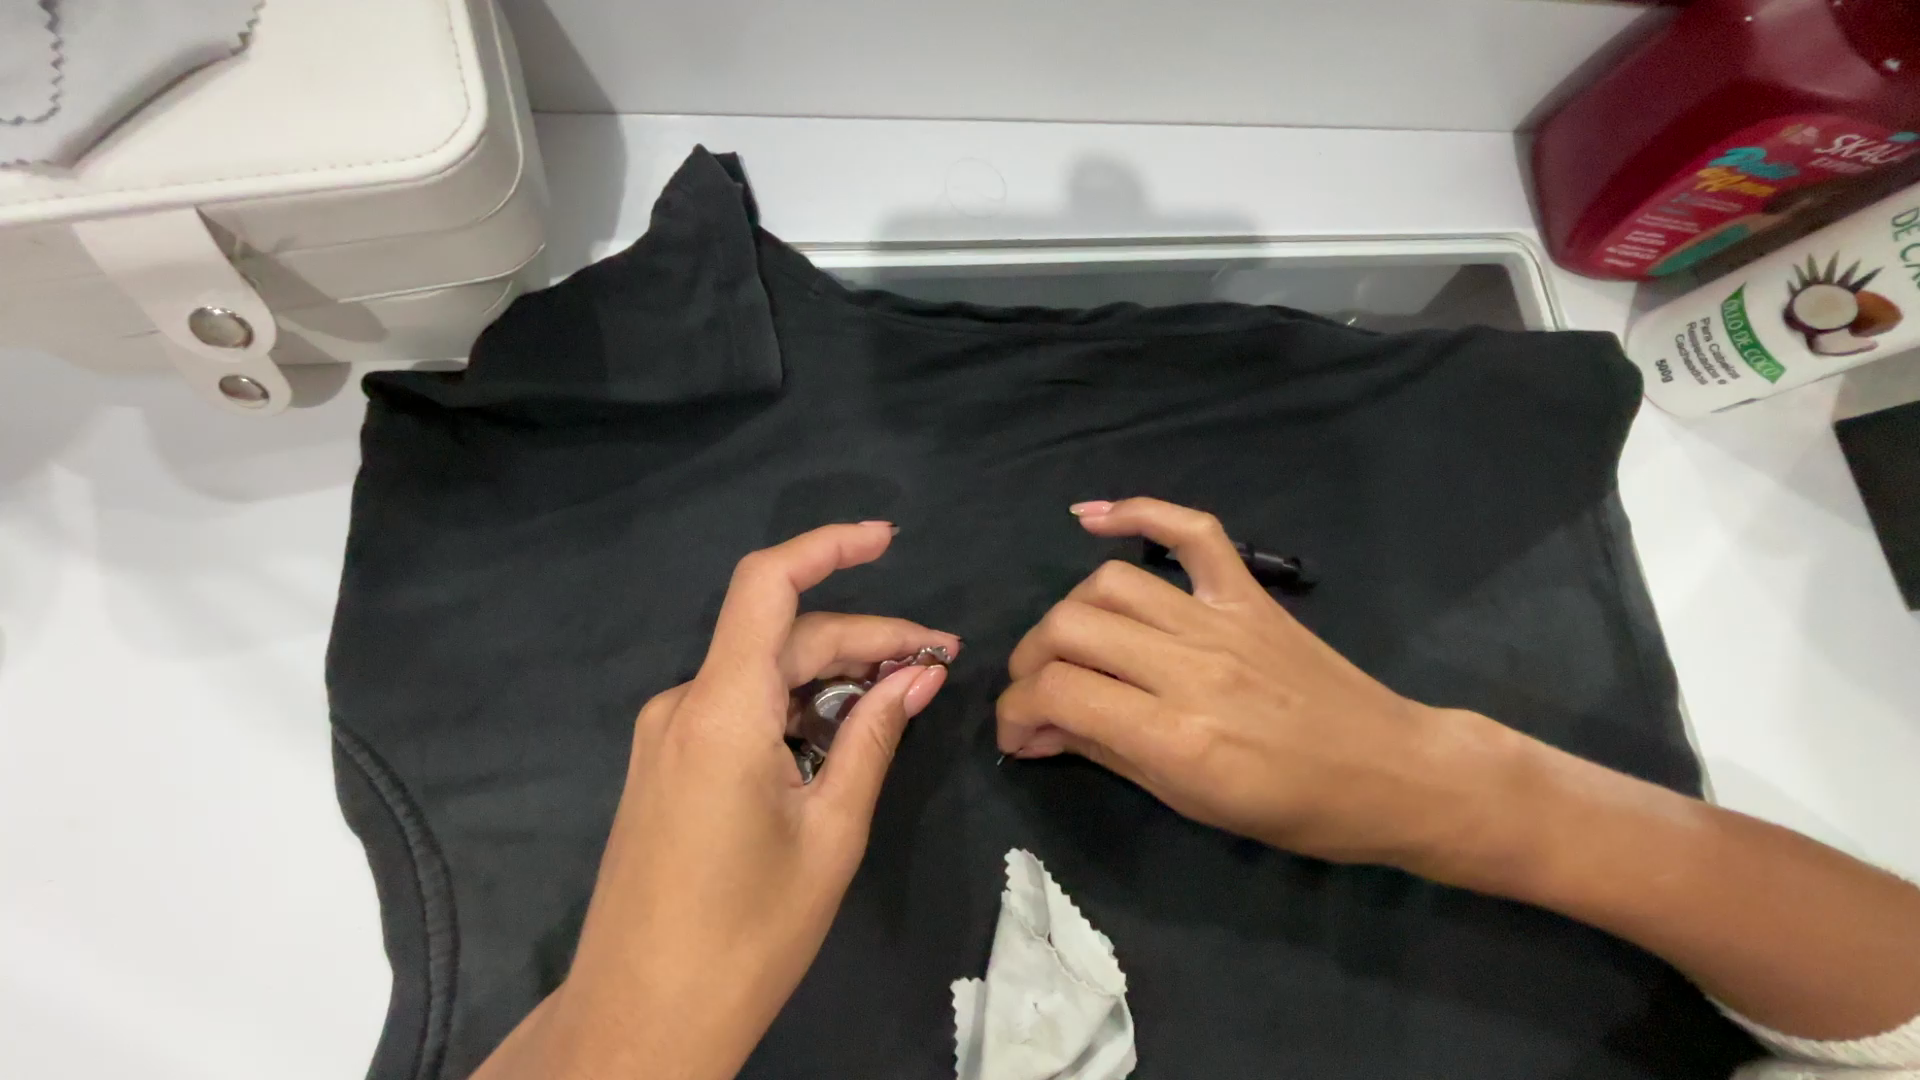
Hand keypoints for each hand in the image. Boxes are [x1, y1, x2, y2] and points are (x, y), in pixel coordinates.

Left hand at [481, 522, 956, 1079]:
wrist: (637, 1025)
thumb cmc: (747, 936)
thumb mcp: (832, 831)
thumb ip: (875, 735)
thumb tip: (920, 671)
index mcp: (722, 711)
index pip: (768, 586)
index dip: (827, 547)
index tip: (888, 539)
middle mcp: (685, 703)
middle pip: (785, 637)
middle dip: (865, 639)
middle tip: (936, 661)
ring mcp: (669, 732)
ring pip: (766, 672)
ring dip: (835, 676)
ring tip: (902, 694)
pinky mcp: (669, 760)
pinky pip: (742, 707)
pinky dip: (798, 706)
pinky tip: (843, 733)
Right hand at [996, 497, 1511, 872]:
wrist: (1392, 774)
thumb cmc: (1293, 811)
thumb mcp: (1188, 802)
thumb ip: (1104, 751)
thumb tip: (1037, 728)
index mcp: (1176, 735)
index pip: (1058, 693)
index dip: (1015, 710)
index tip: (1016, 731)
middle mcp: (1190, 667)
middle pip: (1069, 628)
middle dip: (1029, 661)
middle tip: (1035, 690)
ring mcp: (1220, 620)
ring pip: (1109, 583)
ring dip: (1066, 612)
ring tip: (1066, 643)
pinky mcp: (1247, 594)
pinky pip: (1191, 532)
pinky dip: (1138, 512)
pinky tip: (1092, 518)